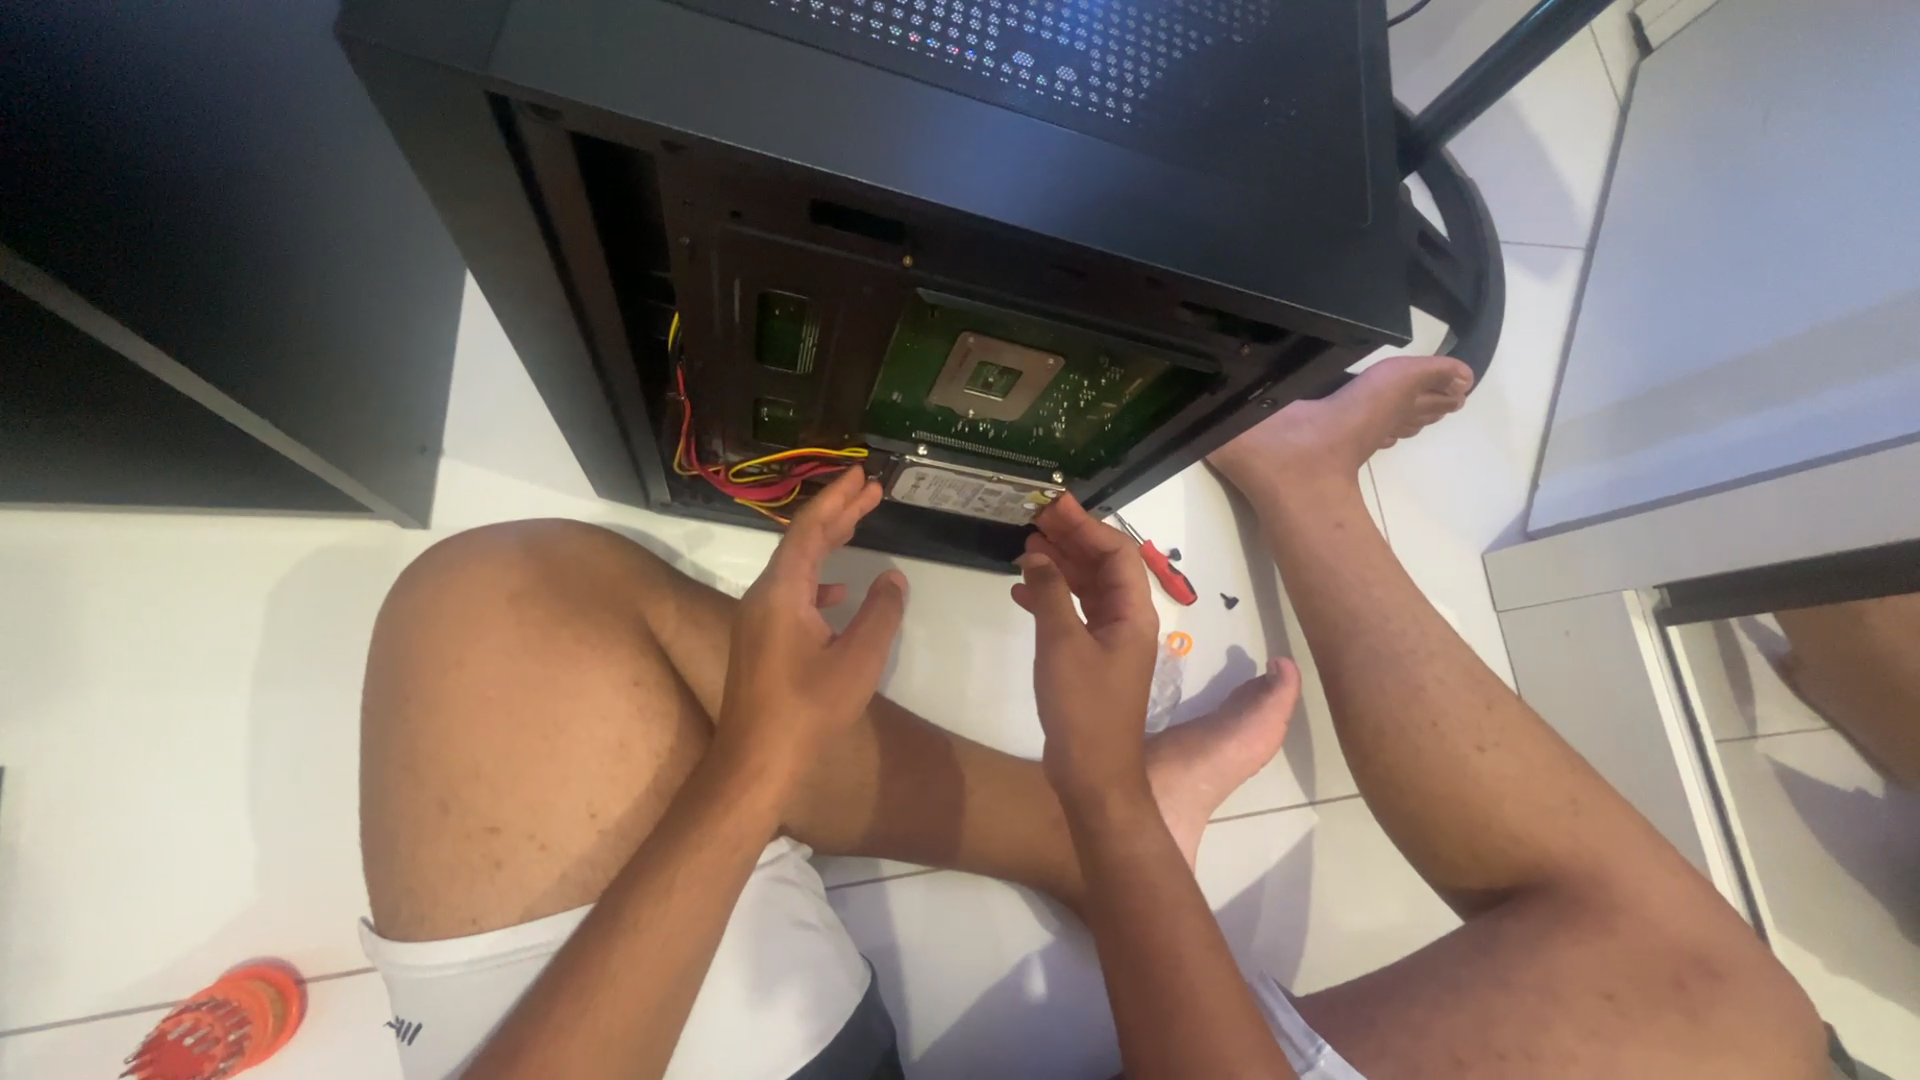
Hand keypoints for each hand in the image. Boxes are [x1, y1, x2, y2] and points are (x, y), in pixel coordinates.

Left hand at [716, 467, 907, 785]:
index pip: (811, 529)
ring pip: (796, 566)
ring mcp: (757, 619)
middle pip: (802, 541)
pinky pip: (791, 592)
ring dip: (828, 544)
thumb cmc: (808, 711)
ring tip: (859, 524)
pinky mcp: (759, 640)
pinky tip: (838, 592)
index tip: (863, 474)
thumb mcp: (858, 660)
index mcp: (782, 592)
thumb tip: (893, 576)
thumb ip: (881, 612)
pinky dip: (818, 580)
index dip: (838, 498)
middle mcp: (763, 596)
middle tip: (870, 488)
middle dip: (837, 512)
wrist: (755, 763)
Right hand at [1012, 494, 1159, 804]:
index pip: (1116, 552)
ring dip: (1059, 566)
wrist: (1092, 774)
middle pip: (1102, 566)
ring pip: (1087, 589)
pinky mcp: (1090, 659)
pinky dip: (1050, 598)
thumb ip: (1050, 593)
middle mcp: (1127, 621)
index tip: (1054, 505)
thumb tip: (1038, 556)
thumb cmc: (1083, 708)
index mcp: (1133, 614)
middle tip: (1035, 518)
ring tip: (1025, 547)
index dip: (1087, 524)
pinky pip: (1073, 614)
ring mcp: (1109, 641)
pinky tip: (1022, 590)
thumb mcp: (1062, 643)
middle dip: (1071, 540)